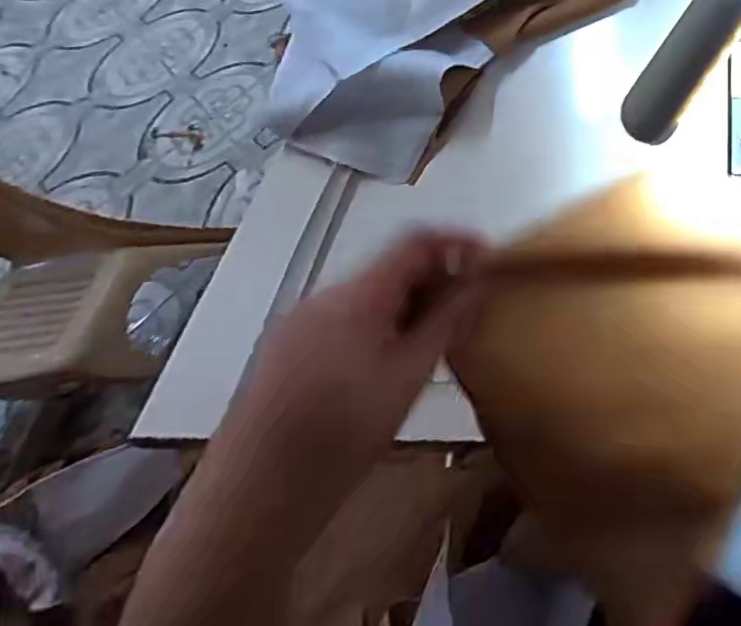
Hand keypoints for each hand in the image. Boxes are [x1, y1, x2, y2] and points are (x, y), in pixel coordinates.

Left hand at [124, 231, 488, 625]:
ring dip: (409, 304)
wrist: (251, 500)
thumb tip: (477, 286)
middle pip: (392, 267)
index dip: (457, 242)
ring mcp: (301, 320)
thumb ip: (447, 323)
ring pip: (370, 294)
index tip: (489, 260)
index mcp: (356, 294)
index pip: (416, 241)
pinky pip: (346, 318)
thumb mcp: (407, 378)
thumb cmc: (339, 440)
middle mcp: (325, 295)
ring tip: (435, 341)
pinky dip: (380, 324)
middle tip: (468, 308)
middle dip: (435, 280)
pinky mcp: (288, 347)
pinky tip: (391, 362)